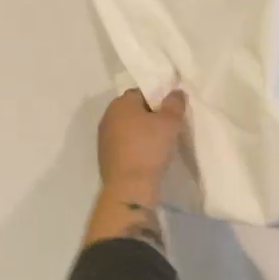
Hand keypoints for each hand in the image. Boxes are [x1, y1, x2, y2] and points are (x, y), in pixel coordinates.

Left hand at [96, 88, 187, 203]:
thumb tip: (175, 92)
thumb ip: (174, 103)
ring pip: (127, 128)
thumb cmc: (150, 147)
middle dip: (149, 116)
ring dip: (140, 133)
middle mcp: (108, 116)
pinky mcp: (105, 156)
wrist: (129, 186)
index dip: (158, 100)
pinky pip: (123, 144)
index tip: (170, 112)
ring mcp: (104, 138)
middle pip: (133, 110)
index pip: (141, 92)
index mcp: (121, 103)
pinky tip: (146, 157)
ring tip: (158, 144)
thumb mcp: (170, 122)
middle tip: (166, 128)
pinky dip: (134, 147)